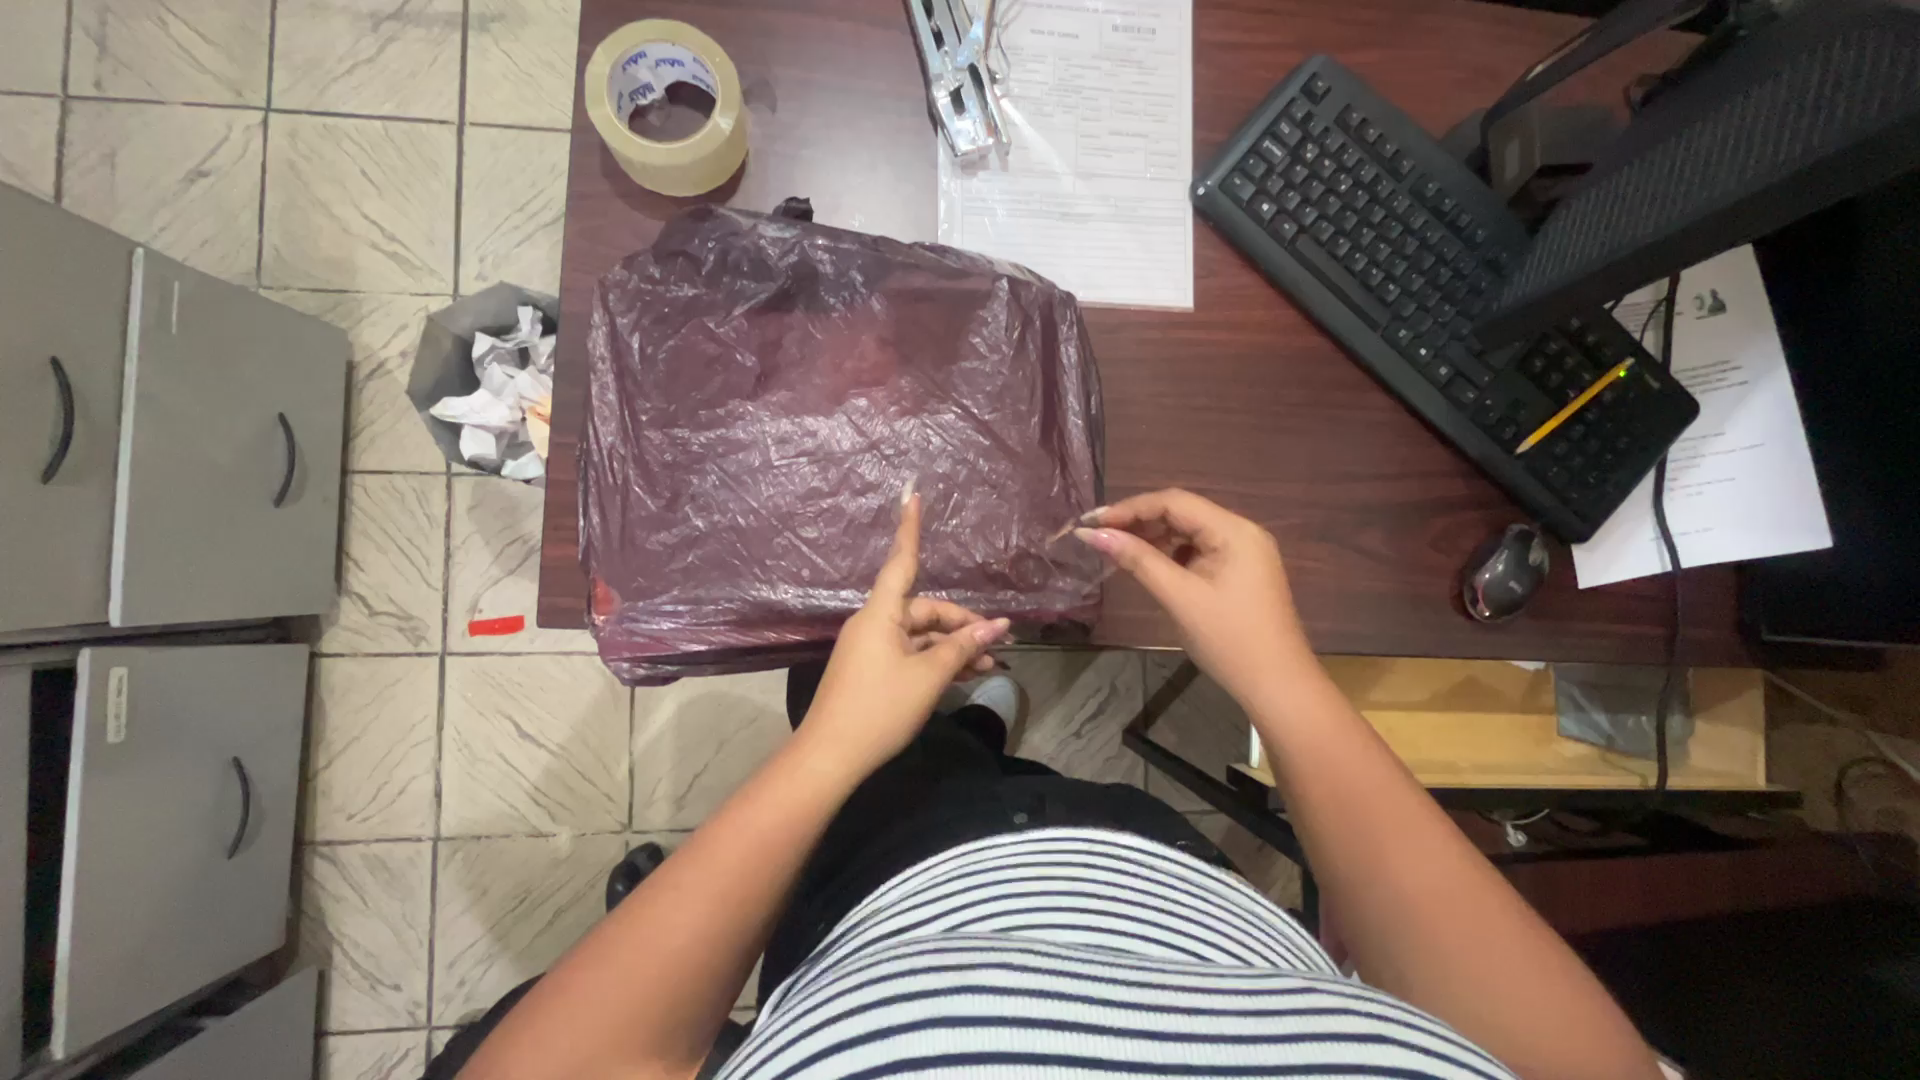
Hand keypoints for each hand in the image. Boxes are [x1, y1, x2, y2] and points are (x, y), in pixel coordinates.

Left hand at [796, 492, 1009, 781]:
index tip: (912, 493)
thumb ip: (962, 648)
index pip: (902, 561)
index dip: (910, 527)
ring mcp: (872, 649)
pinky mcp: (873, 671)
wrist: (831, 756)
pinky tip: (966, 677)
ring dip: (953, 648)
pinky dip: (936, 662)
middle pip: (924, 610)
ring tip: (990, 667)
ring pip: (921, 636)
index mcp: (881, 614)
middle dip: (961, 626)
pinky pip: (911, 655)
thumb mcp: (928, 678)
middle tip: (998, 647)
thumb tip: (996, 627)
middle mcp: (874, 624)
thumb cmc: (879, 708)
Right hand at [1074, 489, 1309, 705]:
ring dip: (1153, 538)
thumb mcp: (1179, 597)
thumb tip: (1093, 534)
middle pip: (1182, 513)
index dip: (1129, 508)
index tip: (1091, 521)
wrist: (1277, 685)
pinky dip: (1170, 555)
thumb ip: (1137, 560)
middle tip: (1098, 536)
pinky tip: (1148, 566)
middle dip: (1139, 522)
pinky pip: (1199, 551)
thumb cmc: (1229, 640)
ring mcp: (1244, 552)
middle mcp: (1241, 532)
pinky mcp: (1240, 571)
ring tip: (1116, 551)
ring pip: (1188, 532)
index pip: (1173, 502)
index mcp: (1233, 530)